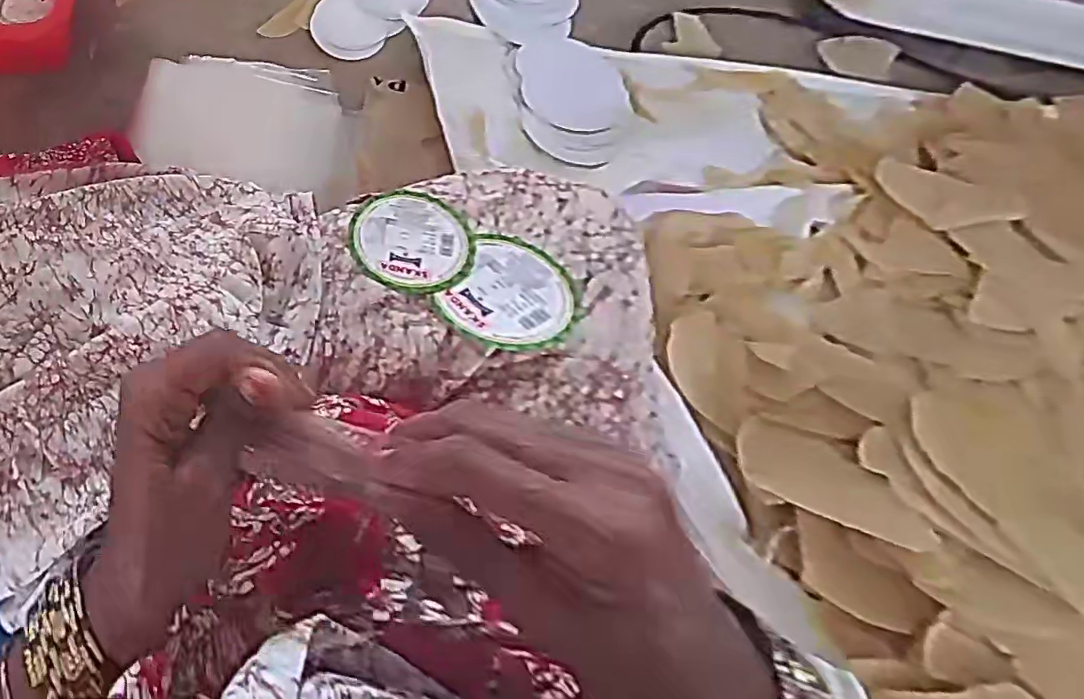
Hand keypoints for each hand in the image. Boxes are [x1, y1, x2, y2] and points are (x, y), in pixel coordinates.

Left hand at [83, 332, 312, 666]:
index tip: (301, 400)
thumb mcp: (207, 479)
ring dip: (264, 386)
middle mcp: (152, 379)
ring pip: (225, 367)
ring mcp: (162, 392)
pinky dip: (250, 400)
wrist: (137, 586)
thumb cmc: (168, 543)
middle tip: (308, 408)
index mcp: (150, 390)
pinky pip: (219, 388)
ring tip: (300, 415)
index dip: (262, 367)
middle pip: (222, 353)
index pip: (216, 352)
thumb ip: (234, 419)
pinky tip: (277, 420)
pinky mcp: (174, 409)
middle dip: (268, 374)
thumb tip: (266, 378)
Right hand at [374, 403, 772, 698]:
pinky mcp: (613, 447)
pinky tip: (458, 458)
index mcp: (597, 525)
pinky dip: (482, 438)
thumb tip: (390, 492)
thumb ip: (459, 540)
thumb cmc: (624, 661)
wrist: (711, 665)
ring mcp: (615, 452)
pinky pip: (527, 428)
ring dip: (449, 431)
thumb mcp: (536, 613)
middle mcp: (609, 470)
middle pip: (488, 426)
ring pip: (503, 418)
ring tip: (410, 456)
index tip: (372, 465)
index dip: (416, 459)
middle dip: (424, 435)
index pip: (479, 465)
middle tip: (381, 455)